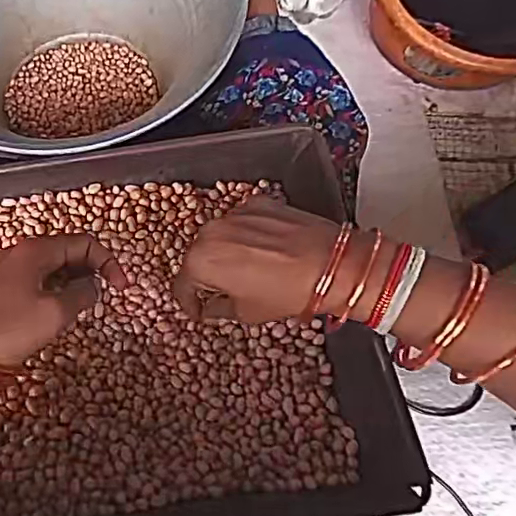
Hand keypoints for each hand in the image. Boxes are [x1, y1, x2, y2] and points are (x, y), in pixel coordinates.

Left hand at [0, 234, 128, 365]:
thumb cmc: (10, 332)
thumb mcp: (56, 313)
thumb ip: (83, 293)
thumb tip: (94, 287)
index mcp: (34, 250)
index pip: (83, 243)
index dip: (108, 262)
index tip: (122, 288)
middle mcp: (20, 253)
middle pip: (69, 251)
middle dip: (93, 270)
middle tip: (108, 296)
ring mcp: (9, 271)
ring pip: (54, 268)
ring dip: (76, 282)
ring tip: (87, 306)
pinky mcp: (4, 290)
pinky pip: (40, 281)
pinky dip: (58, 291)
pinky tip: (63, 310)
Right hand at [171, 195, 345, 323]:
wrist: (333, 264)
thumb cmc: (288, 291)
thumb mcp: (245, 312)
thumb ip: (218, 308)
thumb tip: (211, 306)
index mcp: (200, 262)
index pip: (182, 286)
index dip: (190, 303)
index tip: (199, 310)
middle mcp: (210, 232)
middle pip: (198, 257)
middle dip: (208, 275)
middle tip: (225, 291)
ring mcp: (234, 214)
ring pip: (219, 237)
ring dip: (226, 253)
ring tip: (250, 270)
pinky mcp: (257, 203)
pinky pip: (241, 222)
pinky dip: (246, 235)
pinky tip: (265, 251)